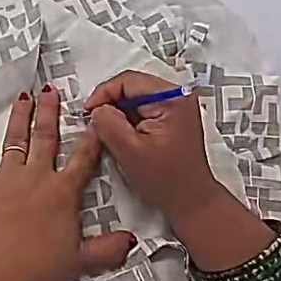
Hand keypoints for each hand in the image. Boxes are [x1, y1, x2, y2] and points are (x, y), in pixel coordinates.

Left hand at [0, 86, 136, 280]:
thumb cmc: (35, 269)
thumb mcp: (79, 262)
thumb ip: (107, 249)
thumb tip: (131, 243)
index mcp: (62, 192)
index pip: (82, 159)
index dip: (90, 139)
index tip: (94, 120)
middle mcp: (36, 178)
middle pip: (46, 138)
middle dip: (50, 112)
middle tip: (52, 91)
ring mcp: (7, 179)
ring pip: (15, 140)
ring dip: (19, 117)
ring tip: (24, 97)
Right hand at [83, 70, 230, 223]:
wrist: (190, 199)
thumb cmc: (168, 180)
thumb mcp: (129, 150)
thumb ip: (108, 123)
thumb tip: (97, 108)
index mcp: (172, 98)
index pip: (128, 81)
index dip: (103, 94)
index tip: (89, 111)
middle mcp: (178, 96)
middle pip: (132, 87)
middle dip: (111, 104)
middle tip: (97, 124)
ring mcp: (177, 106)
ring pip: (135, 98)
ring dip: (120, 113)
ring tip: (113, 135)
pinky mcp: (173, 117)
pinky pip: (143, 109)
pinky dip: (129, 120)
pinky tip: (126, 138)